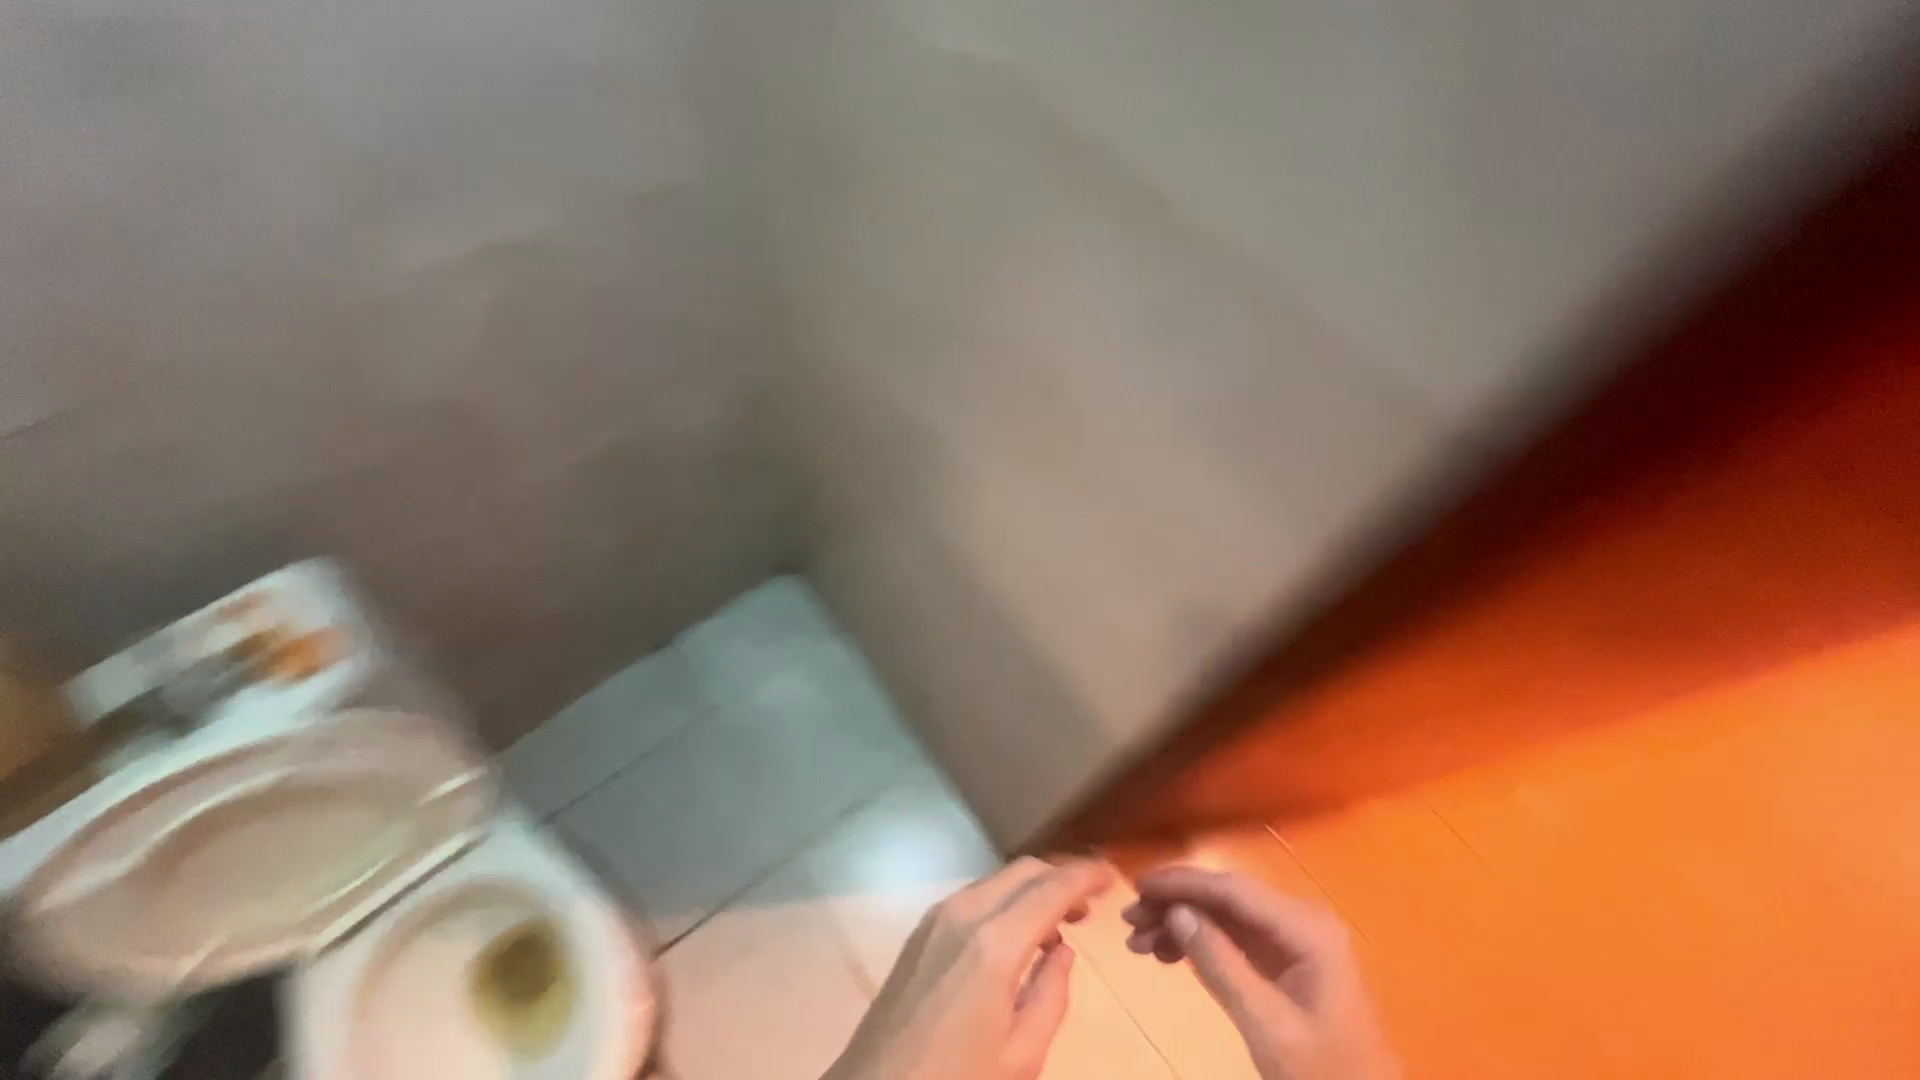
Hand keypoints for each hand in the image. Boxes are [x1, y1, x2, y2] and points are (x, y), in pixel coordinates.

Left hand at [824, 857, 1115, 1079]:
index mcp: (993, 943)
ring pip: (997, 881)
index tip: (1110, 877)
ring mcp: (936, 918)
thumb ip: (1050, 996)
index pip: (1051, 888)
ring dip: (1031, 890)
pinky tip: (1015, 937)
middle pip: (1023, 871)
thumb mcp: (1020, 1056)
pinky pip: (973, 898)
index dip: (1085, 876)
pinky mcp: (920, 931)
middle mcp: (963, 913)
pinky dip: (1004, 902)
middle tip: (1089, 908)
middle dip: (1060, 878)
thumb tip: (1062, 952)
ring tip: (1058, 924)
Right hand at [1123, 866, 1397, 1079]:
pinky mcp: (1285, 960)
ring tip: (1139, 942)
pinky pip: (1234, 937)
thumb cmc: (1323, 1070)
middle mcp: (1300, 921)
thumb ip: (1221, 964)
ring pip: (1225, 915)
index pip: (1233, 889)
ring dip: (1181, 923)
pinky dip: (1199, 942)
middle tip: (1129, 920)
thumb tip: (1175, 912)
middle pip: (1226, 898)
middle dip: (1175, 904)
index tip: (1137, 886)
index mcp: (1306, 928)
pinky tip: (1167, 954)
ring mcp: (1294, 940)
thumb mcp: (1267, 1025)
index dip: (1182, 883)